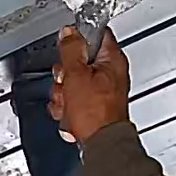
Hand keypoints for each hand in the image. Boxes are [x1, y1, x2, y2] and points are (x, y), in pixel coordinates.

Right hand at [49, 25, 130, 143]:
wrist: (100, 143)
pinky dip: (67, 107)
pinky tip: (69, 112)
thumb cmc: (95, 112)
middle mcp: (110, 74)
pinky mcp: (94, 106)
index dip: (77, 39)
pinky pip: (73, 99)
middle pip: (79, 61)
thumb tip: (69, 32)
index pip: (95, 34)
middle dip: (65, 73)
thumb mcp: (76, 74)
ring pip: (72, 82)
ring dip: (63, 92)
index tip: (67, 47)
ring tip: (68, 101)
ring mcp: (102, 91)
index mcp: (112, 60)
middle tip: (66, 81)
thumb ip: (71, 49)